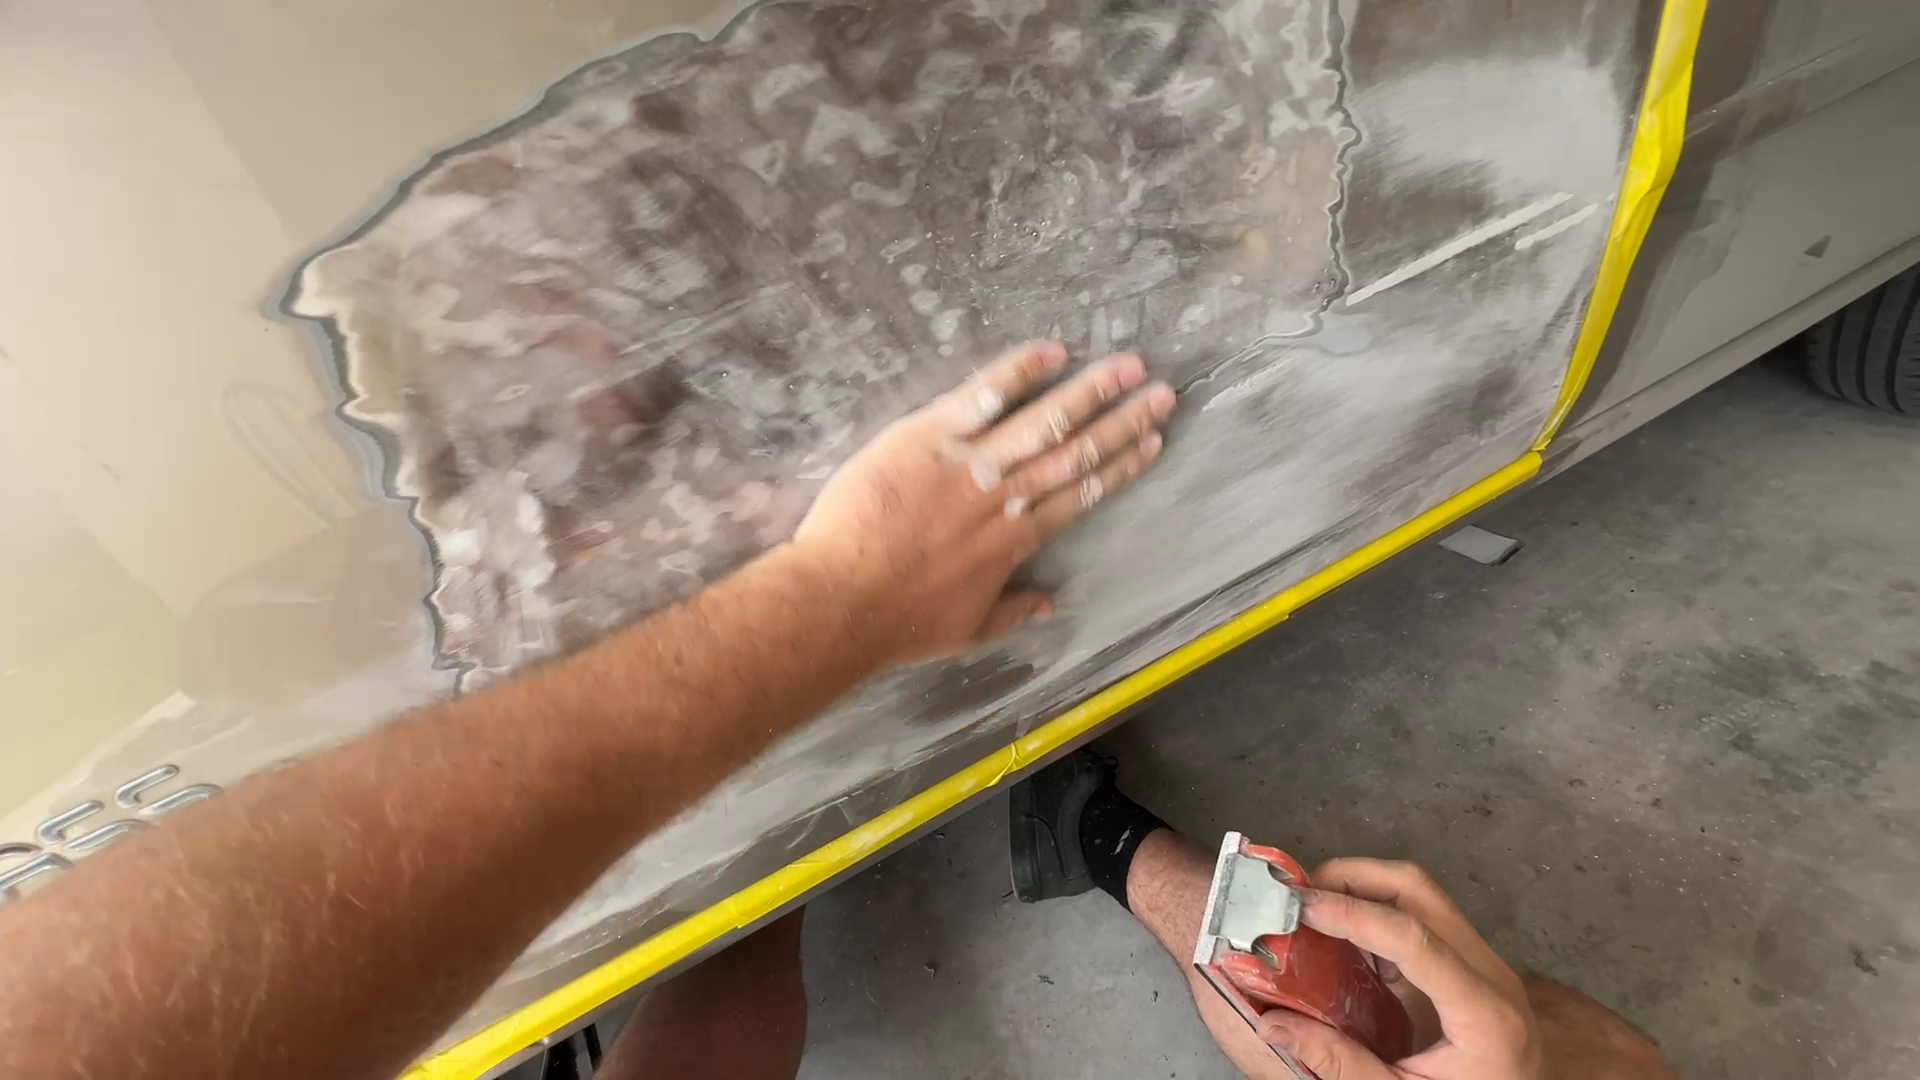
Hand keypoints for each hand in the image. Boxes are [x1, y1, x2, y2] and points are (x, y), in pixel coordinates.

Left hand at [791, 340, 1175, 663]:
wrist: (842, 599)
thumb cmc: (900, 619)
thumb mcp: (967, 629)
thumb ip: (1013, 611)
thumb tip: (1052, 606)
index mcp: (1017, 539)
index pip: (1081, 495)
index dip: (1120, 467)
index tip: (1152, 444)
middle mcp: (1006, 497)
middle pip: (1076, 454)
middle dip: (1124, 422)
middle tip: (1163, 394)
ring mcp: (971, 464)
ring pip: (1043, 422)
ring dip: (1090, 393)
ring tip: (1129, 367)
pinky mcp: (929, 437)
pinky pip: (981, 398)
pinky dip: (1017, 373)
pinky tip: (1050, 351)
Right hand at [1258, 859, 1550, 1079]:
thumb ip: (1340, 1063)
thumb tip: (1271, 1024)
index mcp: (1486, 1015)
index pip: (1414, 937)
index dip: (1353, 914)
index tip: (1301, 908)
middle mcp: (1492, 974)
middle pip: (1416, 889)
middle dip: (1351, 878)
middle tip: (1301, 898)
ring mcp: (1484, 962)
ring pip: (1417, 889)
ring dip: (1360, 886)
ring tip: (1314, 909)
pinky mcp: (1469, 960)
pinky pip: (1417, 910)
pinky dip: (1373, 907)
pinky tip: (1342, 935)